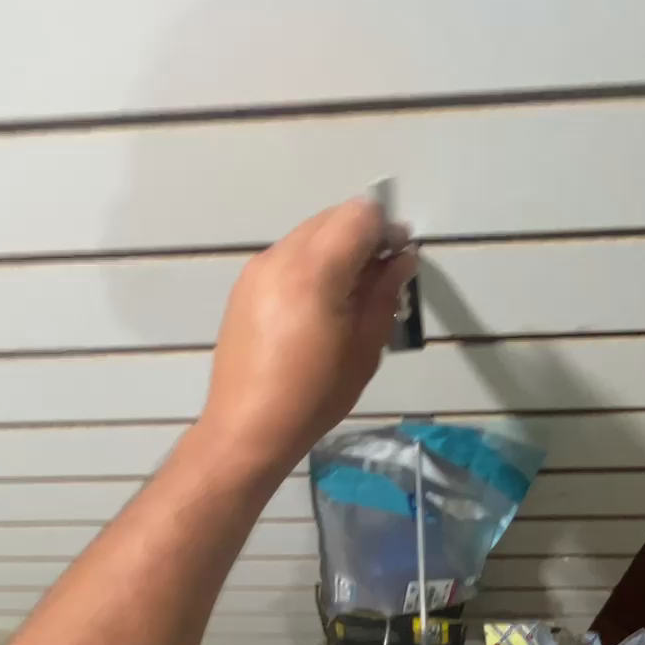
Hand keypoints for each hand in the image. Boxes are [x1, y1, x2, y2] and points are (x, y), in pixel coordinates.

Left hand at [198, 198, 417, 472]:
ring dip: (335, 250)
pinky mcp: (243, 288)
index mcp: (314, 271)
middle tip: (380, 280)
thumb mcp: (364, 349)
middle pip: (332, 218)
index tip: (400, 261)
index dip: (387, 231)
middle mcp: (280, 258)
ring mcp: (256, 270)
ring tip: (349, 297)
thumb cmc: (314, 396)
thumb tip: (401, 259)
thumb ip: (385, 295)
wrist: (247, 428)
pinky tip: (317, 307)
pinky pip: (286, 257)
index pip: (360, 216)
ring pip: (307, 235)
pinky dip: (310, 265)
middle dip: (362, 237)